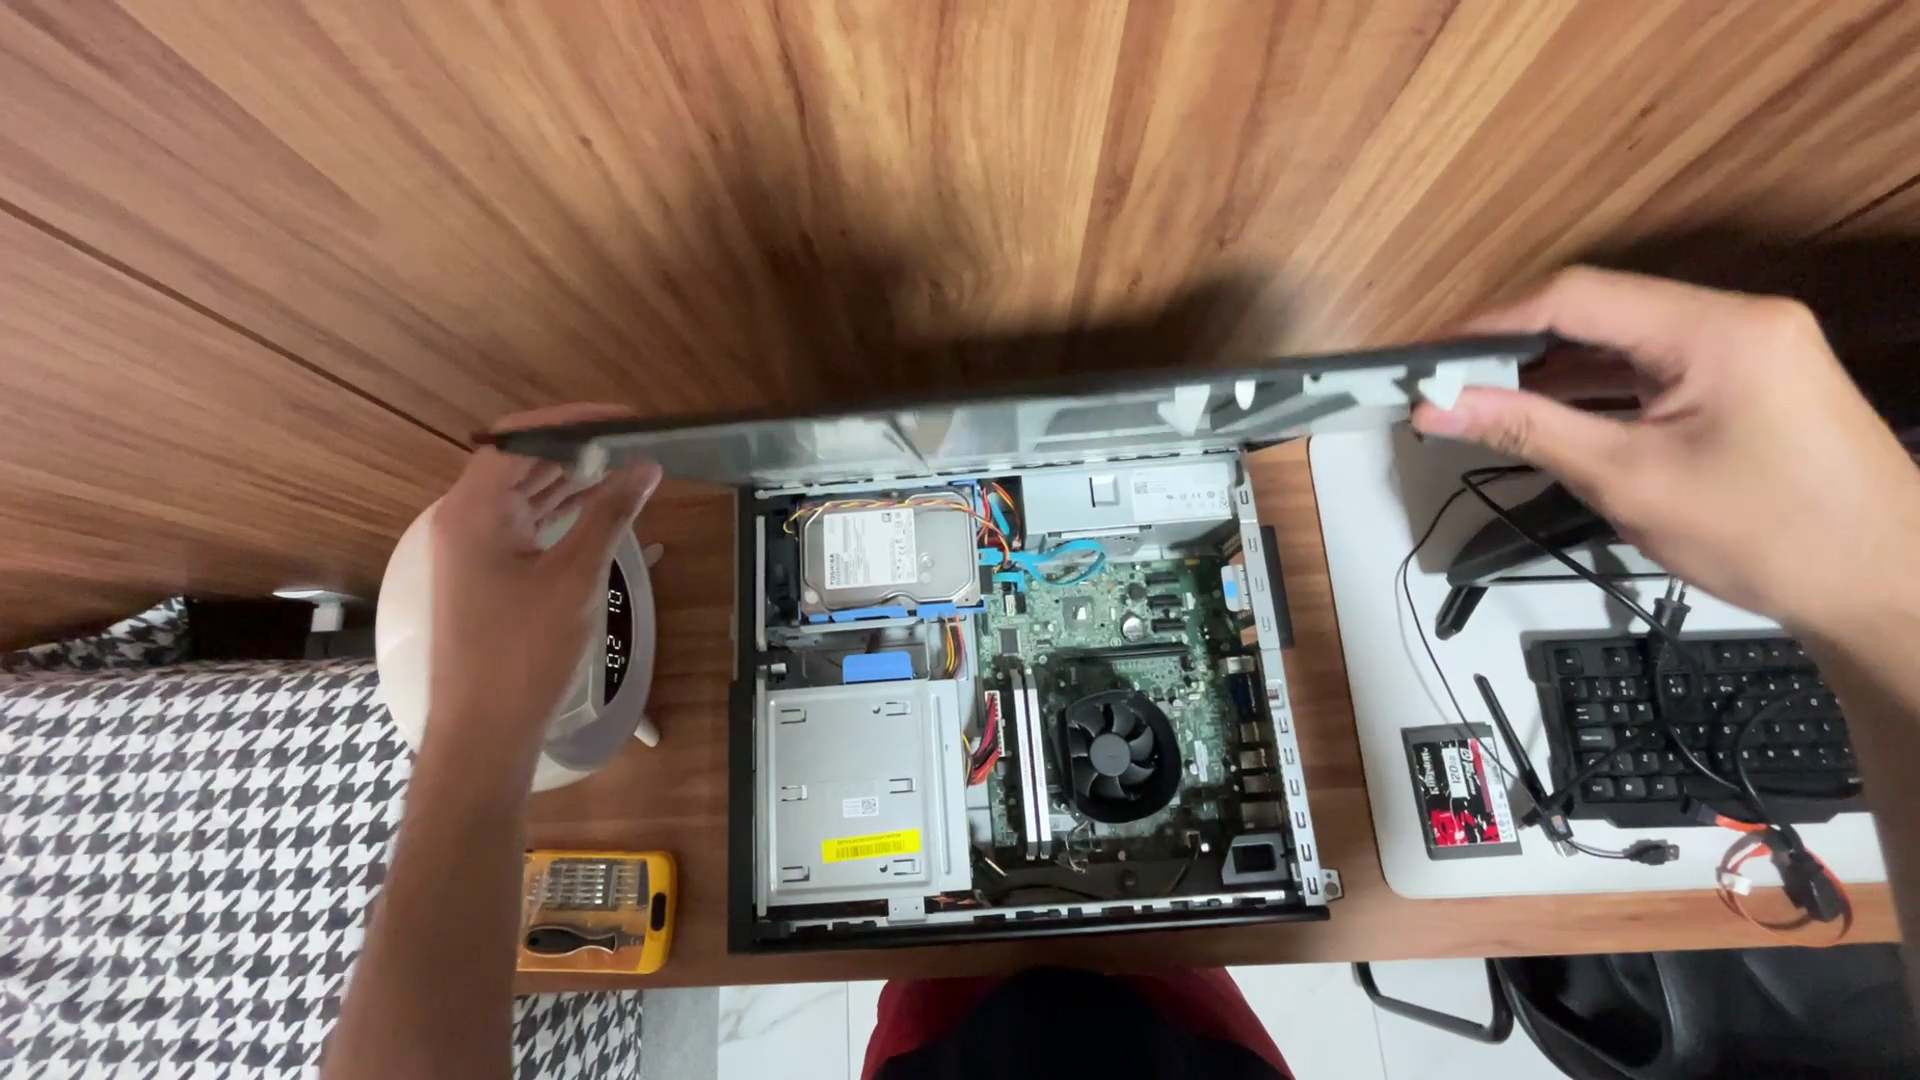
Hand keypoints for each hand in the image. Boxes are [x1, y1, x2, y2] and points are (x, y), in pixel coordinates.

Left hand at [424, 405, 660, 776]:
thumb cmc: (525, 651)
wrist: (485, 728)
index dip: (572, 421)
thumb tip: (646, 468)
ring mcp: (473, 546)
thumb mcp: (576, 577)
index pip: (520, 439)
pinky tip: (602, 506)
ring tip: (627, 467)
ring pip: (526, 493)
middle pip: (521, 462)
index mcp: (473, 511)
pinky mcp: (487, 571)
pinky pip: (527, 523)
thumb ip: (611, 515)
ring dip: (573, 479)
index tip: (623, 419)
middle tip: (634, 441)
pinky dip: (564, 511)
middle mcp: (465, 519)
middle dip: (577, 448)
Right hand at [1413, 267, 1919, 635]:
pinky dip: (1577, 392)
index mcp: (1716, 329)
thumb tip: (1434, 407)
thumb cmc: (1765, 532)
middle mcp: (1729, 322)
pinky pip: (1635, 372)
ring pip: (1610, 345)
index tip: (1426, 357)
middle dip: (1507, 346)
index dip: (1488, 322)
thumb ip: (1525, 430)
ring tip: (1468, 400)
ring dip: (1538, 372)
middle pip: (1591, 314)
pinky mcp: (1733, 384)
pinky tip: (1529, 414)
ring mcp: (1735, 352)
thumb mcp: (1626, 478)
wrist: (1887, 587)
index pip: (1575, 298)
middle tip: (1438, 381)